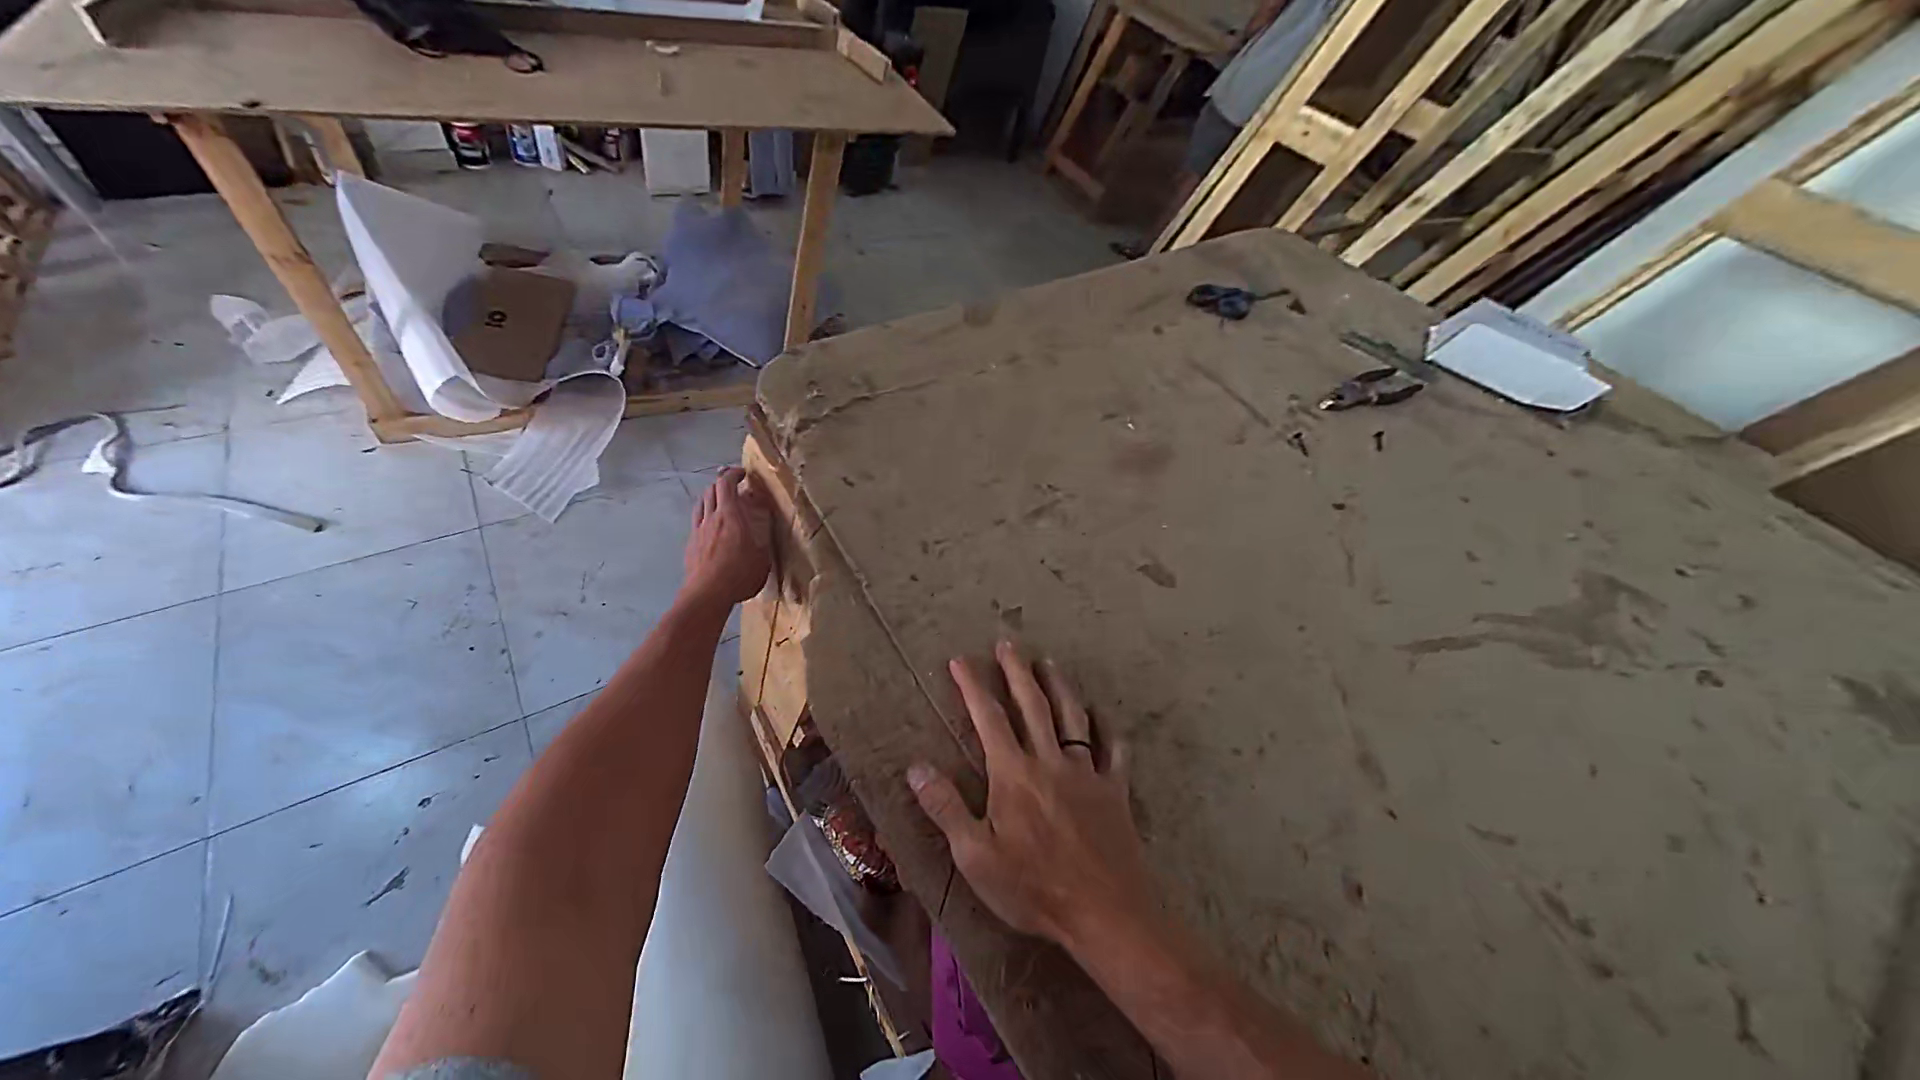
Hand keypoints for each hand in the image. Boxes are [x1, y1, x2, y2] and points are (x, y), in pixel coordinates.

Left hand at [681, 466, 772, 607]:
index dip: (733, 474)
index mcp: (730, 515)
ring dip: (711, 497)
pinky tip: (712, 528)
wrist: (707, 594)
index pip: (726, 484)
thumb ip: (763, 541)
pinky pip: (697, 522)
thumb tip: (765, 534)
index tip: (743, 473)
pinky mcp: (691, 545)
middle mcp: (711, 518)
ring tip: (721, 503)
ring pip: (701, 503)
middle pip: (711, 490)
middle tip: (734, 487)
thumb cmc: (739, 575)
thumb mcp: (762, 558)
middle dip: (722, 484)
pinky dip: (705, 516)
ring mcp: (698, 531)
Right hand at [908, 641, 1158, 948]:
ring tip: (1049, 662)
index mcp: (1014, 773)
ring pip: (1073, 716)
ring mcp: (1087, 772)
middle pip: (1032, 705)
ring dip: (1059, 685)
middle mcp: (1051, 761)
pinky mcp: (1115, 790)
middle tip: (1008, 643)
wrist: (1106, 913)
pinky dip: (1106, 728)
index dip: (973, 687)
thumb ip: (946, 808)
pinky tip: (1102, 716)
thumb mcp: (976, 856)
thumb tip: (916, 767)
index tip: (961, 660)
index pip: (990, 718)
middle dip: (1017, 671)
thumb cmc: (1034, 888)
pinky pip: (1112, 749)